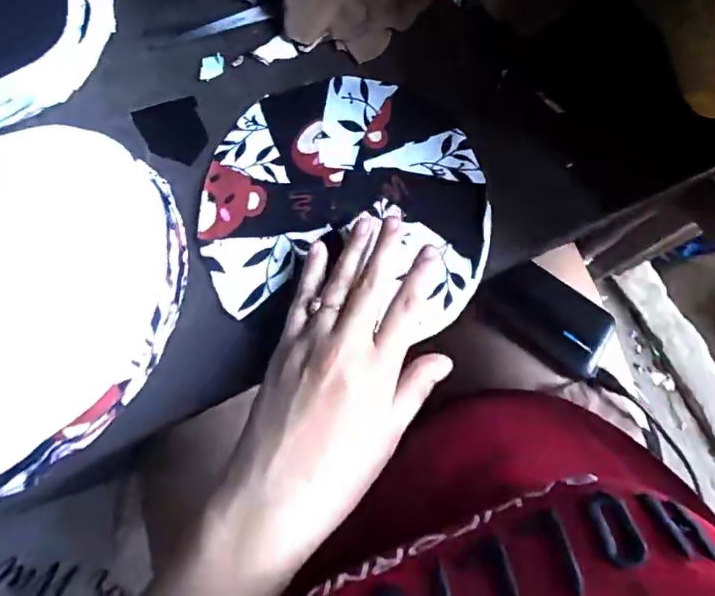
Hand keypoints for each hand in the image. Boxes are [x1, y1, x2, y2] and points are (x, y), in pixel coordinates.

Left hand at [157, 211, 449, 595]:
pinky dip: (310, 273)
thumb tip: (444, 357)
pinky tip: (318, 249)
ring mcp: (312, 342)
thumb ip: (414, 388)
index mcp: (378, 369)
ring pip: (337, 285)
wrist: (271, 497)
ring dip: (352, 250)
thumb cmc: (340, 473)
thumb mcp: (388, 435)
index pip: (406, 309)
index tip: (432, 249)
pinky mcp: (284, 347)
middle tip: (396, 217)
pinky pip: (301, 302)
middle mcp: (346, 345)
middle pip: (371, 286)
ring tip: (365, 221)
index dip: (421, 276)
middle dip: (386, 248)